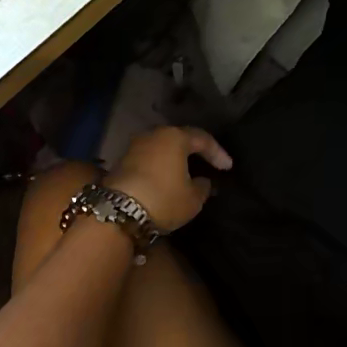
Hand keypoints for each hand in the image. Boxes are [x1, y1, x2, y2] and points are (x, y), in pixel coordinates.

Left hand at [104, 126, 232, 231]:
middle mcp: (154, 135)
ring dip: (175, 159)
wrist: (118, 212)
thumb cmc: (164, 199)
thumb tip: (202, 181)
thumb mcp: (193, 198)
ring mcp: (135, 146)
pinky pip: (149, 158)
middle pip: (180, 138)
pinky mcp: (122, 161)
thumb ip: (203, 186)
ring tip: (187, 172)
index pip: (202, 139)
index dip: (217, 153)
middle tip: (208, 163)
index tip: (228, 168)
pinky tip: (167, 179)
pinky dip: (161, 166)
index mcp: (175, 137)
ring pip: (162, 148)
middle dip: (195, 151)